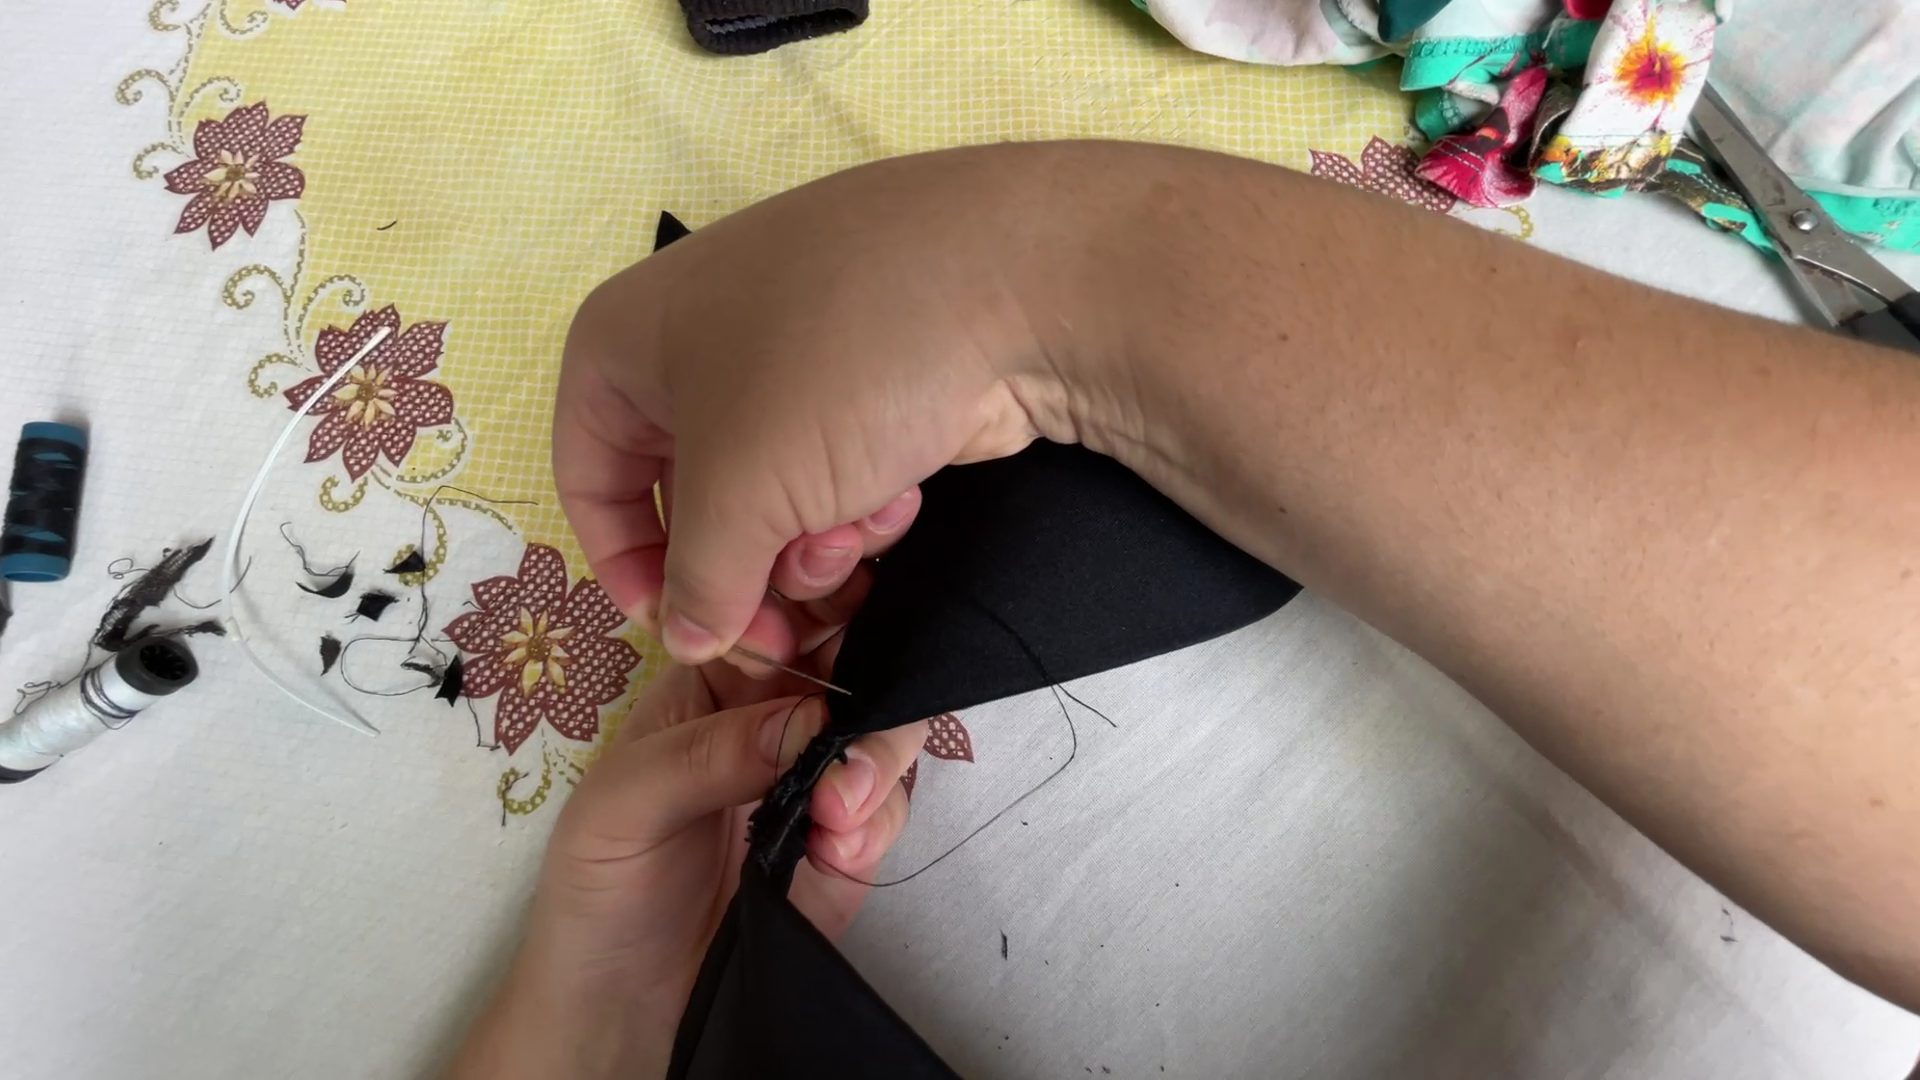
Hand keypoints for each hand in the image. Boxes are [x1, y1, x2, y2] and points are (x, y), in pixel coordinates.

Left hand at [442, 585, 927, 1079]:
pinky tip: (836, 852)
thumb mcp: (627, 799)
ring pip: (890, 726)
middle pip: (859, 663)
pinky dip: (878, 819)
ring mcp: (825, 768)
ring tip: (838, 815)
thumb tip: (814, 718)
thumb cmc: (606, 879)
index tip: (848, 632)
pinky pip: (893, 799)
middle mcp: (786, 710)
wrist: (633, 1003)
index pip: (787, 615)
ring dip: (878, 760)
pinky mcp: (855, 828)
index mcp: (726, 677)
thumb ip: (713, 749)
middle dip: (872, 690)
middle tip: (850, 749)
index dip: (826, 606)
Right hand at [554, 143, 1118, 665]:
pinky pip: (838, 486)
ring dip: (814, 548)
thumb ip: (699, 578)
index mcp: (629, 347)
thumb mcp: (740, 486)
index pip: (592, 482)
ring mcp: (795, 373)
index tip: (681, 631)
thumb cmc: (831, 371)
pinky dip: (863, 511)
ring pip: (775, 507)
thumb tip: (683, 638)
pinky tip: (899, 496)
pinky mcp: (867, 401)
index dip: (628, 568)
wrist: (1005, 293)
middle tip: (786, 634)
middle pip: (697, 507)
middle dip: (746, 572)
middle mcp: (704, 355)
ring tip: (855, 534)